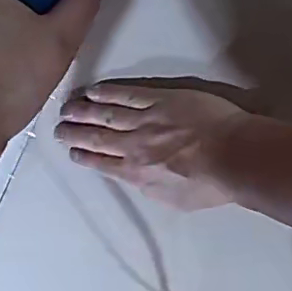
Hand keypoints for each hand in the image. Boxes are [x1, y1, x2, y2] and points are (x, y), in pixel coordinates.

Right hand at [56, 84, 255, 210]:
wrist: (233, 155)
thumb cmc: (212, 183)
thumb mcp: (175, 199)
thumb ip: (151, 188)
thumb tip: (139, 179)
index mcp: (138, 174)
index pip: (103, 164)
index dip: (84, 156)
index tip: (71, 150)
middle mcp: (134, 146)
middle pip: (97, 137)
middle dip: (75, 132)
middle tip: (58, 127)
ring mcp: (146, 120)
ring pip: (106, 114)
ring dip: (84, 110)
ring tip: (68, 106)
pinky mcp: (161, 100)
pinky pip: (127, 95)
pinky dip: (108, 93)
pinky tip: (94, 90)